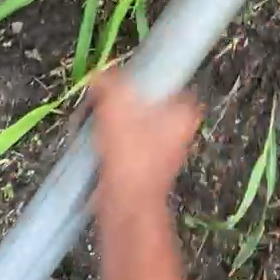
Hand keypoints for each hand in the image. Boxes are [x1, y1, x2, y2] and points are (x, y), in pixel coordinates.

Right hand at [88, 69, 202, 209]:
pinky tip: (96, 148)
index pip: (167, 84)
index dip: (142, 81)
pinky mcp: (142, 172)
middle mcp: (178, 135)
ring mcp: (160, 155)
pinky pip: (123, 149)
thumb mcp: (117, 104)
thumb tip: (102, 75)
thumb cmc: (131, 156)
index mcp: (184, 114)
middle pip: (144, 106)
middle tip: (102, 105)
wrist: (126, 204)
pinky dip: (108, 147)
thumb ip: (110, 82)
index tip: (122, 82)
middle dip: (119, 105)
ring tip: (95, 127)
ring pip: (131, 128)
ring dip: (110, 126)